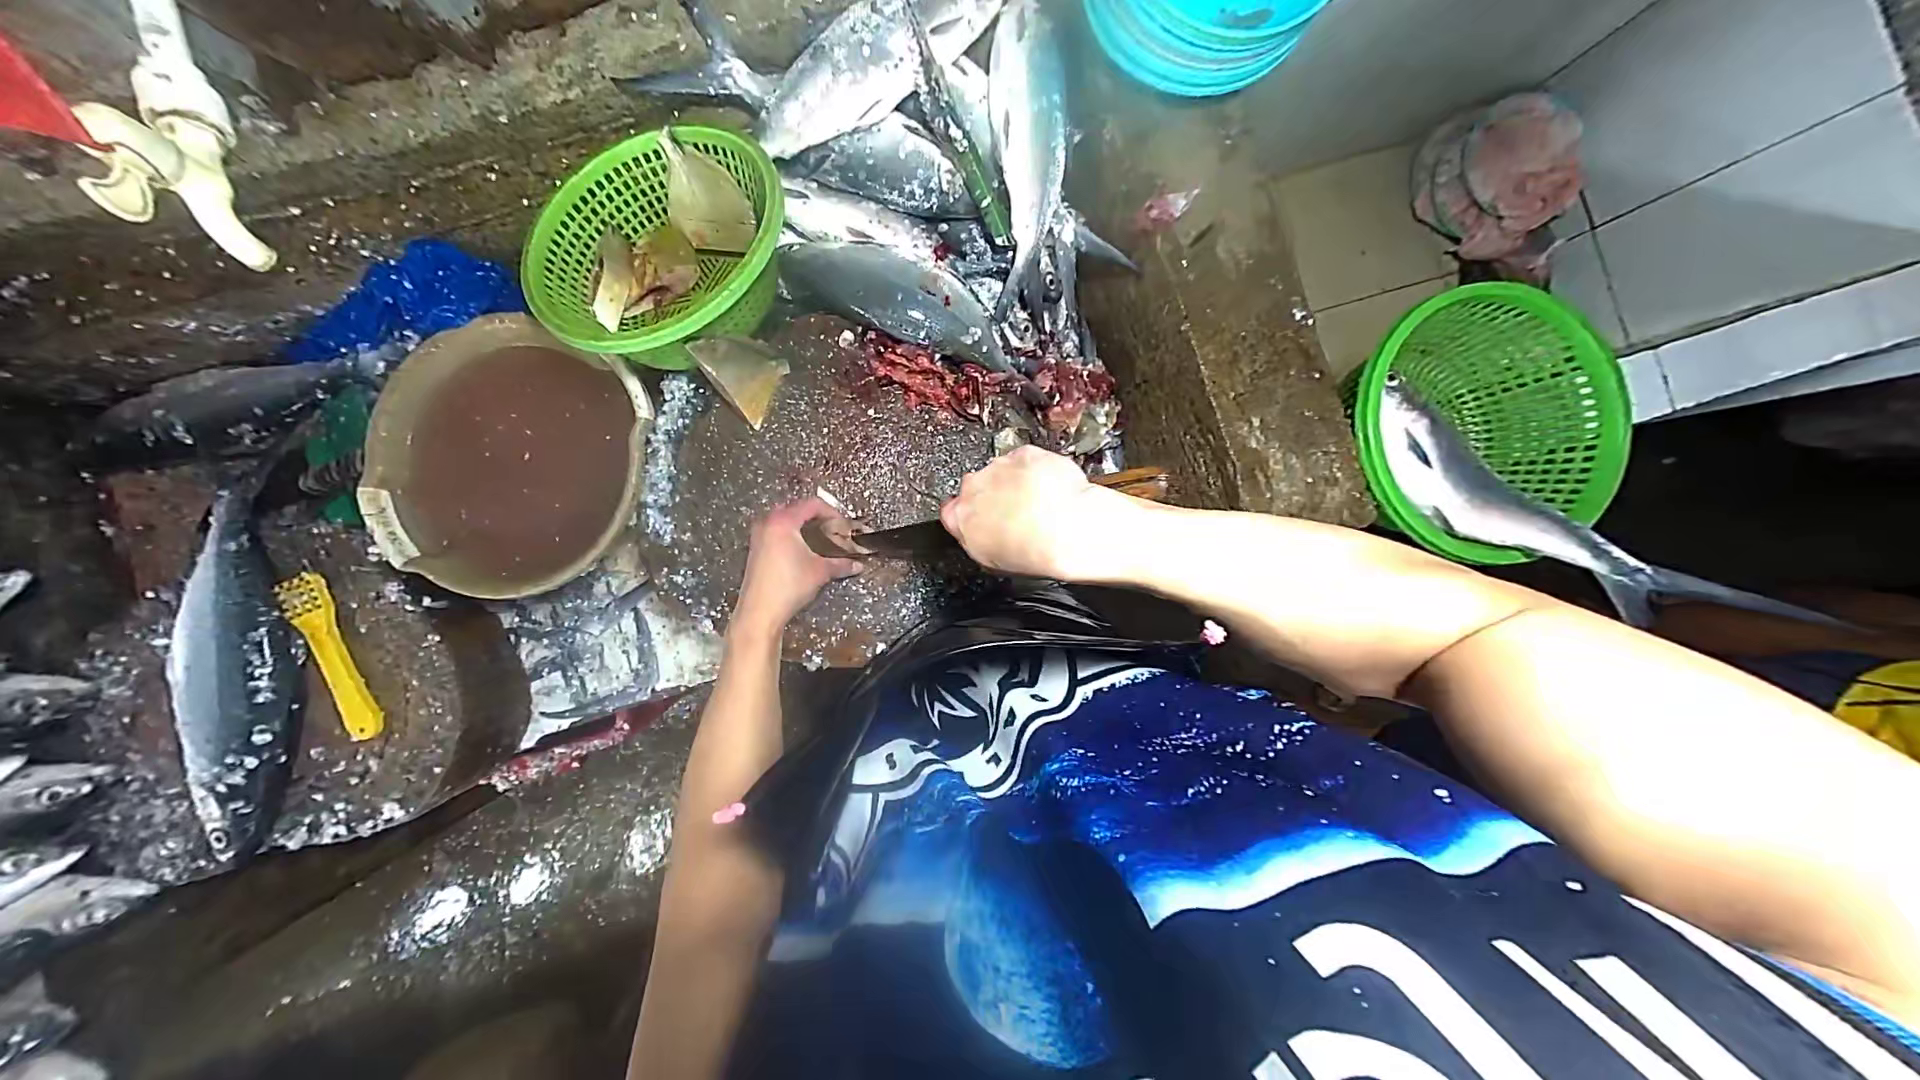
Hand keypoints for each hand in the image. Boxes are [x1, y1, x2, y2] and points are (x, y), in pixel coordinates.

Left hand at [732, 498, 862, 640]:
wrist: (761, 611)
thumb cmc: (788, 586)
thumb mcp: (820, 571)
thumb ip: (841, 564)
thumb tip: (856, 565)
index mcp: (783, 522)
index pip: (811, 504)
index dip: (831, 512)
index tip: (842, 524)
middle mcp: (768, 524)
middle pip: (795, 508)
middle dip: (815, 516)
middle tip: (831, 528)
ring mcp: (758, 536)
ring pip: (783, 519)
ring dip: (801, 525)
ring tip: (818, 537)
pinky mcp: (755, 550)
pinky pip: (775, 531)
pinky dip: (790, 534)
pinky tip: (801, 549)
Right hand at [940, 447, 1141, 580]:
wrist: (1066, 530)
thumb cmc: (1032, 551)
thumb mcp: (991, 561)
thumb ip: (976, 540)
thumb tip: (979, 535)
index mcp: (960, 517)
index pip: (953, 510)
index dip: (972, 514)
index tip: (986, 519)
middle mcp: (974, 487)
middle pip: (978, 486)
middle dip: (995, 495)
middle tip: (1017, 513)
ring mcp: (999, 468)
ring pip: (1003, 471)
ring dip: (1018, 482)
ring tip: (1039, 503)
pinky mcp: (1024, 454)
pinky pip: (1026, 459)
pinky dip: (1037, 469)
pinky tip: (1049, 489)